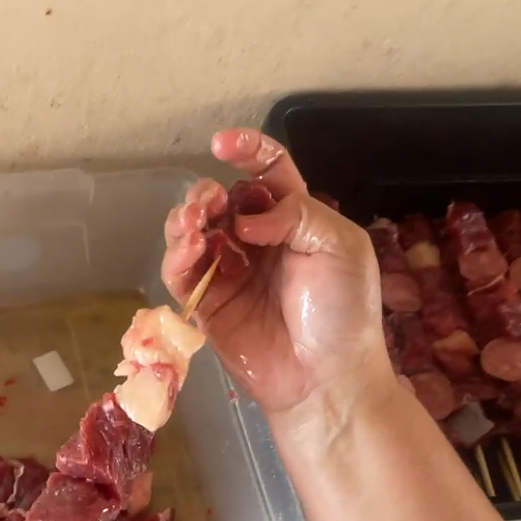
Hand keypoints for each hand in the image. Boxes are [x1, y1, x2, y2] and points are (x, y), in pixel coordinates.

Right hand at [161, 129, 393, 417]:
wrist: (324, 376)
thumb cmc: (342, 311)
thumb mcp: (340, 247)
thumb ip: (297, 215)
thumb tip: (246, 218)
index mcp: (294, 219)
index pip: (266, 173)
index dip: (245, 152)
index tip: (221, 144)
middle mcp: (257, 241)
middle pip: (220, 201)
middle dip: (206, 194)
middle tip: (205, 205)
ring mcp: (229, 273)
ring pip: (193, 233)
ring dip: (185, 221)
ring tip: (191, 225)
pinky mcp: (207, 305)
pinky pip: (182, 273)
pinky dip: (178, 256)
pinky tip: (188, 249)